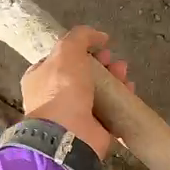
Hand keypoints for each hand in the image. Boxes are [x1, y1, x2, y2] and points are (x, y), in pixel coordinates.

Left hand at [20, 26, 130, 158]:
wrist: (69, 134)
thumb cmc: (62, 89)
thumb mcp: (67, 51)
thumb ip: (80, 36)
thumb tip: (99, 35)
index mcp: (40, 78)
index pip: (61, 59)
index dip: (82, 51)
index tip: (99, 47)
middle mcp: (54, 97)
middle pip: (83, 74)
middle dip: (102, 64)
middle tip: (114, 61)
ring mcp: (74, 115)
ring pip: (98, 91)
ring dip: (114, 79)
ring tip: (124, 73)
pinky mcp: (93, 129)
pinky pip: (110, 110)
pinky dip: (121, 99)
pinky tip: (129, 90)